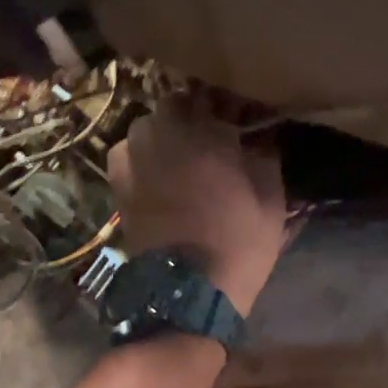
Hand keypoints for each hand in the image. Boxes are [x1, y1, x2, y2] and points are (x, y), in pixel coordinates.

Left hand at [107, 99, 289, 314]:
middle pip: (178, 108)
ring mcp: (131, 157)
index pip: (216, 95)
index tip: (242, 119)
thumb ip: (265, 155)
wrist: (188, 292)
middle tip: (214, 140)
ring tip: (187, 160)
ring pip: (150, 130)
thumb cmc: (238, 242)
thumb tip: (260, 136)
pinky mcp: (117, 184)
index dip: (229, 106)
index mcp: (201, 128)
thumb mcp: (271, 197)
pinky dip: (146, 160)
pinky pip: (131, 157)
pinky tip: (163, 177)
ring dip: (168, 138)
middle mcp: (159, 132)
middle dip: (195, 119)